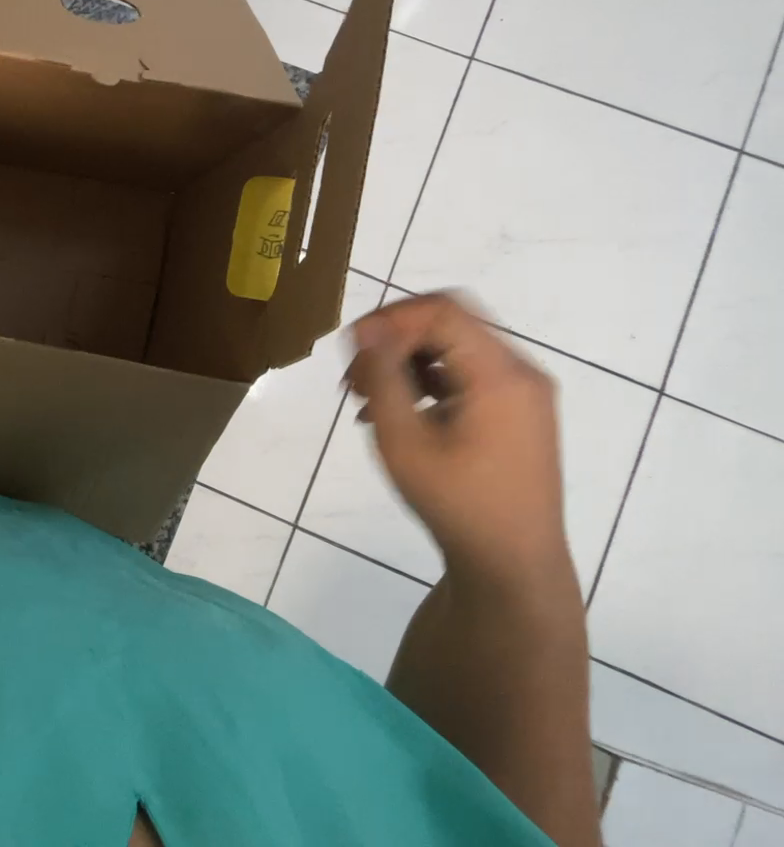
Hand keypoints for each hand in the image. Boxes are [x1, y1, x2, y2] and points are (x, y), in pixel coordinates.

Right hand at [347, 293, 572, 583]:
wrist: (510, 559)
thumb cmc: (454, 499)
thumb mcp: (403, 438)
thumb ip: (383, 377)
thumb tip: (365, 328)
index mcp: (500, 374)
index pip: (441, 310)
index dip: (388, 319)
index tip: (349, 351)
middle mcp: (520, 373)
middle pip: (447, 323)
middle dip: (390, 340)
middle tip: (351, 378)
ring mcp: (521, 393)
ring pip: (451, 348)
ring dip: (401, 362)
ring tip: (363, 399)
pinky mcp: (513, 411)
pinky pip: (462, 373)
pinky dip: (421, 381)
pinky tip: (391, 413)